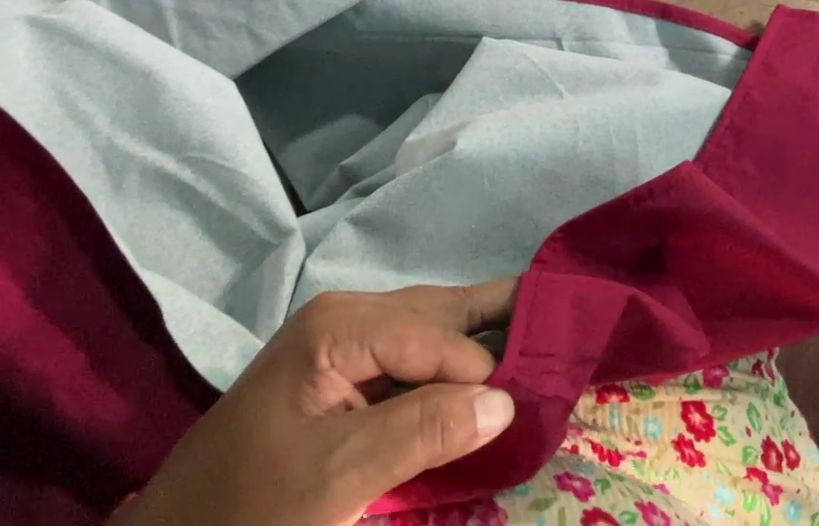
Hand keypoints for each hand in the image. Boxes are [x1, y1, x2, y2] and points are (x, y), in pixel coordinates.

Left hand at [115, 278, 518, 525]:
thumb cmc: (250, 508)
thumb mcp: (336, 476)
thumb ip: (420, 430)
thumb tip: (506, 400)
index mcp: (342, 326)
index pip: (441, 338)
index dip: (488, 373)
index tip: (538, 406)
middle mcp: (347, 318)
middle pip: (443, 313)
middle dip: (502, 321)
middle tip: (568, 325)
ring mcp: (344, 344)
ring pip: (433, 331)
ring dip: (482, 343)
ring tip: (543, 343)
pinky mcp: (345, 375)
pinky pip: (413, 360)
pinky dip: (453, 369)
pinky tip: (487, 377)